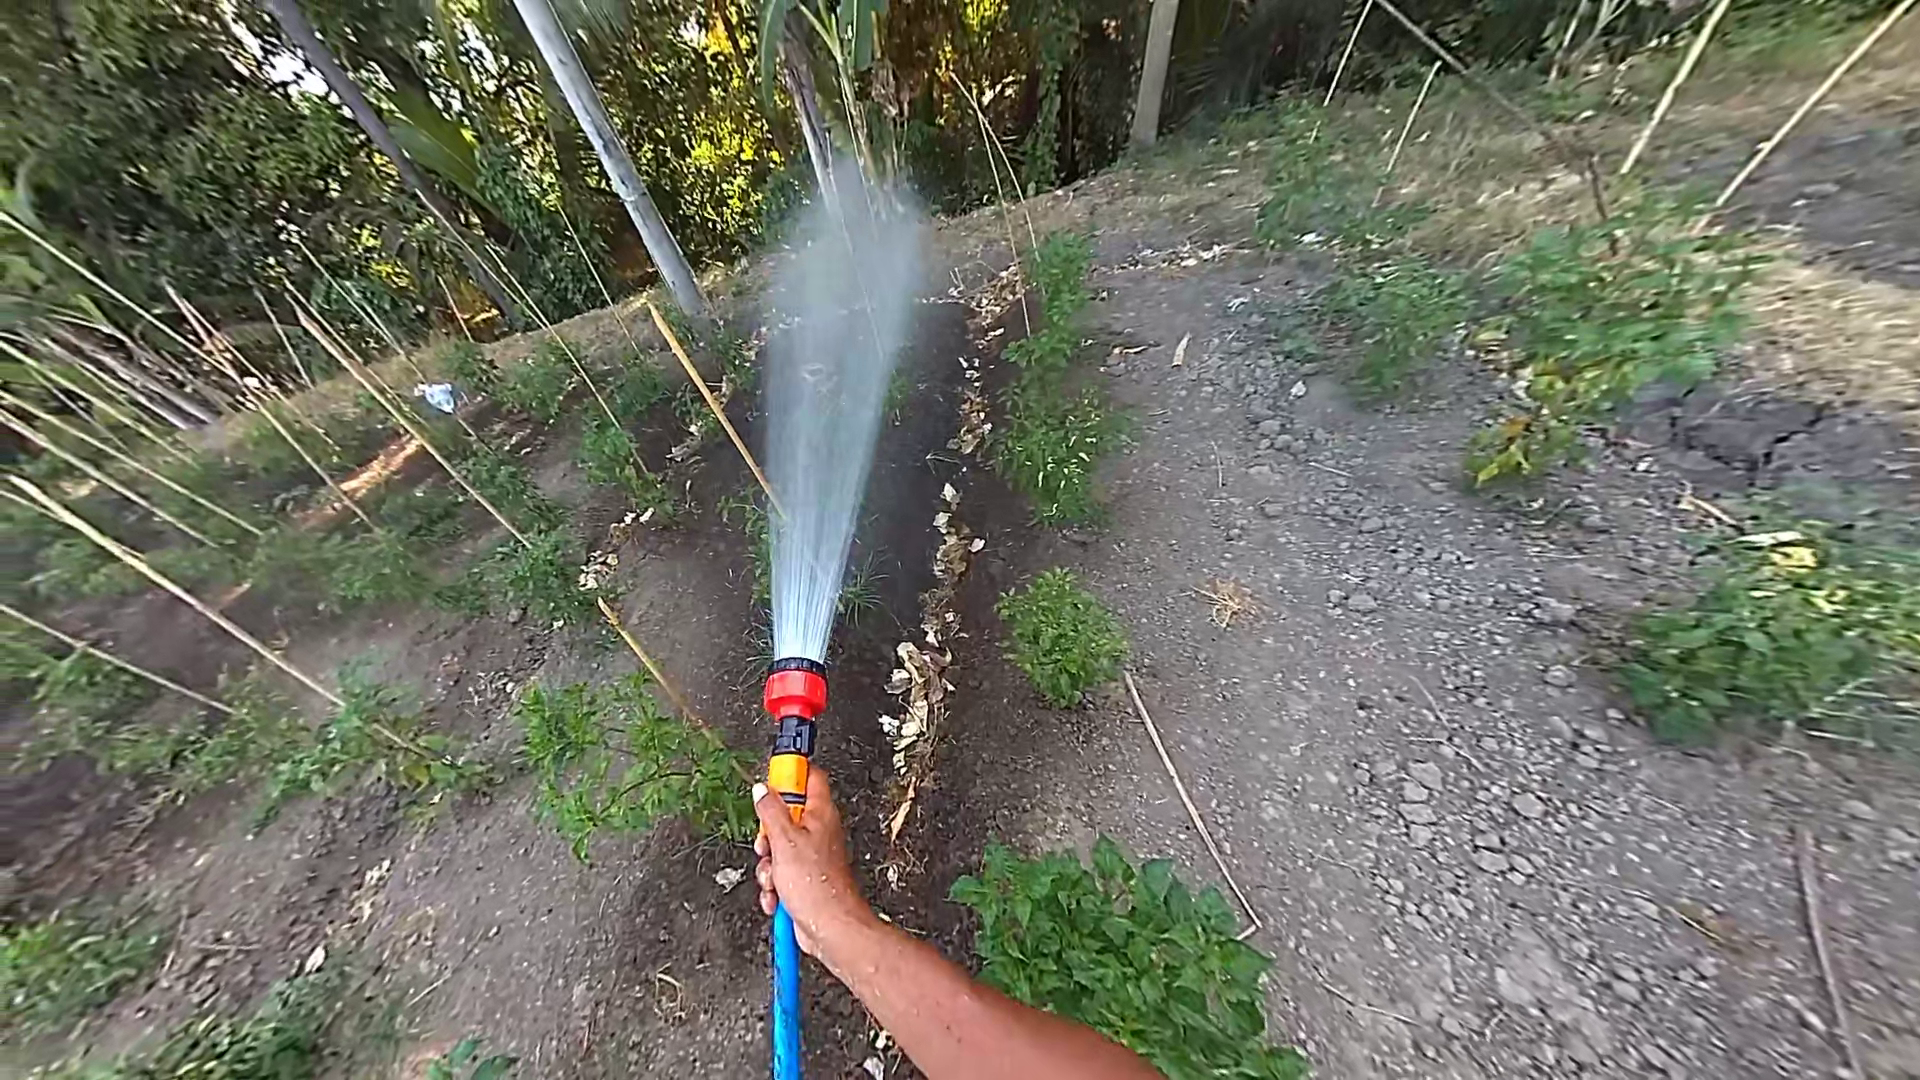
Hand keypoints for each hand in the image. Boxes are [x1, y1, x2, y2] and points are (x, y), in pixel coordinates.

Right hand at [753, 767, 871, 955]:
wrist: (829, 926)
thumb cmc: (817, 885)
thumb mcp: (784, 841)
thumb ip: (771, 812)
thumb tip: (762, 789)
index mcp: (820, 812)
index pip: (809, 776)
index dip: (790, 774)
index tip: (772, 781)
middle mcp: (819, 828)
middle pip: (786, 814)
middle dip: (768, 833)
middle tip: (768, 844)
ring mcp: (812, 852)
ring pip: (779, 846)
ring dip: (769, 865)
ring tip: (775, 876)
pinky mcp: (805, 875)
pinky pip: (781, 871)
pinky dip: (774, 884)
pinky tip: (778, 896)